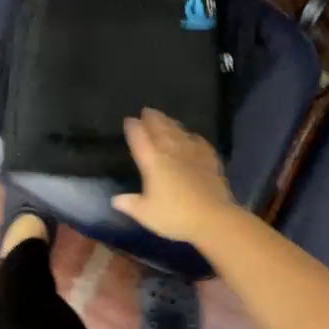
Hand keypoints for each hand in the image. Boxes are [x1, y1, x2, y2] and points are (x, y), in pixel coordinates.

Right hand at [112, 108, 242, 242]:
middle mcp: (171, 150)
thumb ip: (130, 204)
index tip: (129, 120)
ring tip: (164, 118)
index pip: (139, 138)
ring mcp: (192, 151)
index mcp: (153, 160)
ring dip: (169, 122)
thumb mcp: (146, 214)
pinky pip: (198, 141)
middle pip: (159, 128)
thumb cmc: (175, 215)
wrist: (213, 217)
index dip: (133, 128)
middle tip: (147, 111)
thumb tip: (115, 200)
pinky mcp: (209, 158)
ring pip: (178, 130)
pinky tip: (192, 137)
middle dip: (152, 118)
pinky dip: (192, 137)